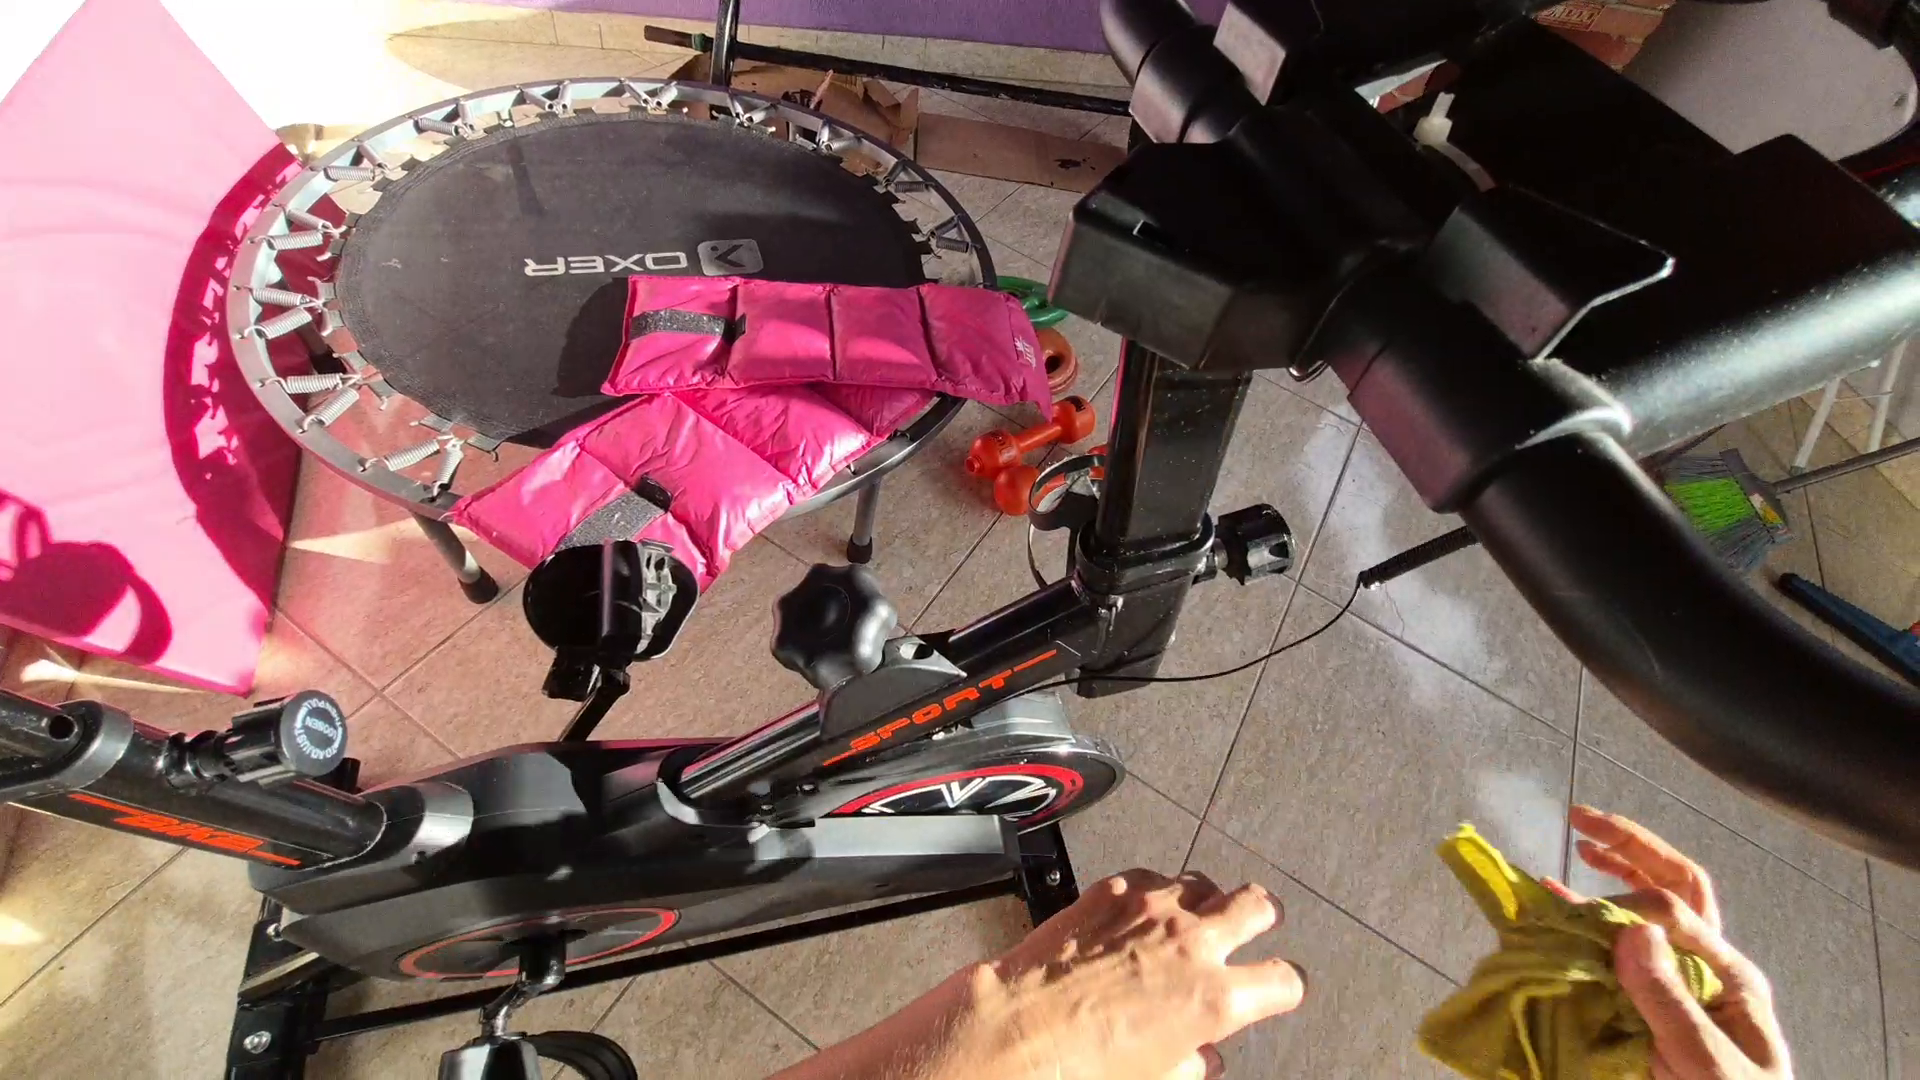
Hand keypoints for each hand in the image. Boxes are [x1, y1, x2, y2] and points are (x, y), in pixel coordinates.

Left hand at [965, 869, 1305, 1079]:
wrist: (1027, 1025)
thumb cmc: (1089, 1066)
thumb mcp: (1157, 1077)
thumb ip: (1192, 1061)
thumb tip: (1203, 1054)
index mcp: (1216, 998)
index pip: (1283, 980)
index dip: (1285, 985)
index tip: (1278, 985)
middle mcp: (1193, 943)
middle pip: (1256, 905)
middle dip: (1264, 913)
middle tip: (1259, 918)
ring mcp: (1152, 907)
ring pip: (1202, 882)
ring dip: (1206, 899)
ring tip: (1196, 912)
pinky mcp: (1114, 887)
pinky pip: (1151, 878)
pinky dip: (1155, 891)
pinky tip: (1142, 908)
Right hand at [1559, 806, 1792, 1079]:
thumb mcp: (1708, 1064)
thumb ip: (1671, 1000)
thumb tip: (1633, 926)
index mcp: (1730, 975)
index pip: (1679, 909)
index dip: (1629, 900)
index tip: (1584, 915)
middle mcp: (1707, 963)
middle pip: (1675, 884)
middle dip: (1629, 844)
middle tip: (1580, 820)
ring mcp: (1677, 972)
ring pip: (1650, 900)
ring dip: (1613, 863)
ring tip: (1576, 841)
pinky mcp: (1644, 985)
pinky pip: (1616, 931)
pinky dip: (1583, 903)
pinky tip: (1552, 890)